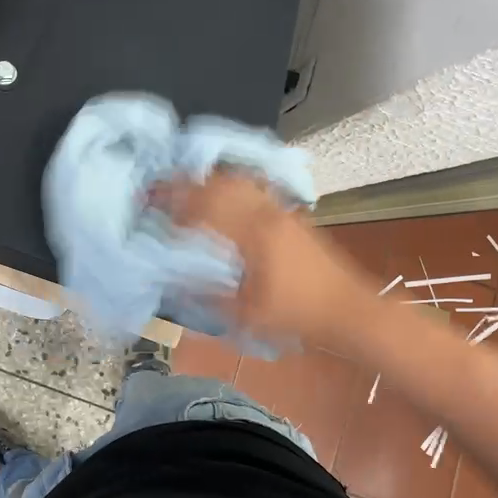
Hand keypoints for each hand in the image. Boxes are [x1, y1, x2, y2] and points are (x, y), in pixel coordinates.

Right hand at [165, 173, 375, 347]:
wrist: (350, 311)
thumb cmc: (297, 315)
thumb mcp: (245, 313)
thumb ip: (206, 293)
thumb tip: (171, 277)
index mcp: (251, 231)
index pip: (202, 203)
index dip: (172, 199)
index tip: (147, 199)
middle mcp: (264, 211)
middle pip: (217, 184)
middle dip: (184, 184)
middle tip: (157, 189)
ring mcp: (280, 209)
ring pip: (236, 182)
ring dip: (206, 182)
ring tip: (183, 189)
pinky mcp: (290, 215)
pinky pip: (252, 189)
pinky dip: (229, 187)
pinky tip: (220, 195)